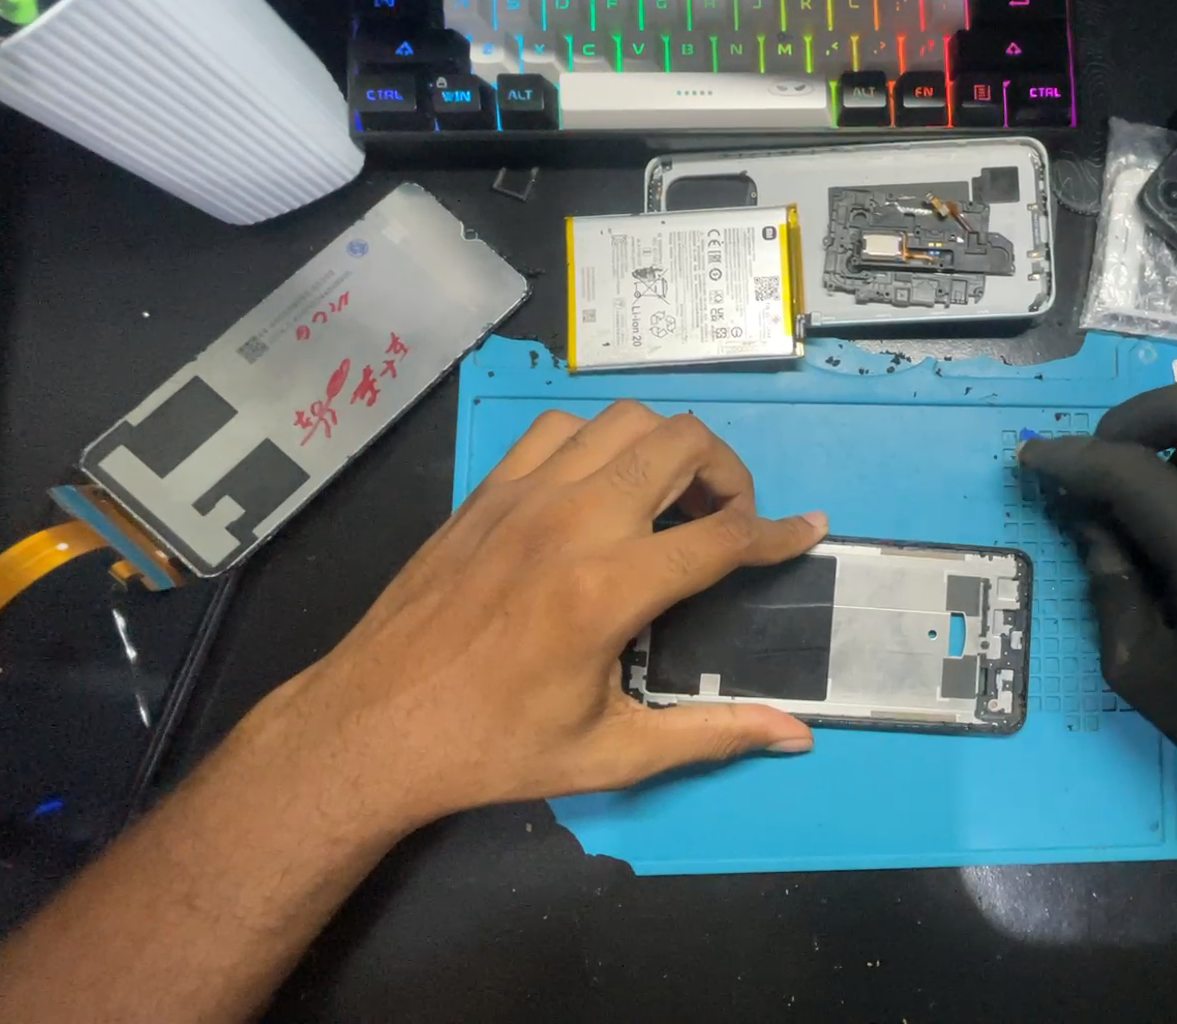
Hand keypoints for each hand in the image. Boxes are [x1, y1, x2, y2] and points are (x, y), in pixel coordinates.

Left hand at [253, 401, 827, 830]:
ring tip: (672, 498)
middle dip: (730, 474)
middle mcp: (576, 522)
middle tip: (729, 519)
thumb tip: (798, 737)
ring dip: (670, 450)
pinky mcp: (492, 488)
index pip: (724, 536)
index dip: (779, 533)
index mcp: (611, 589)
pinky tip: (601, 488)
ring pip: (628, 422)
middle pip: (684, 445)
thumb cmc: (496, 747)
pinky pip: (564, 429)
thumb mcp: (614, 755)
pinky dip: (603, 443)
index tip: (808, 530)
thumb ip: (714, 735)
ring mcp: (528, 494)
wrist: (368, 728)